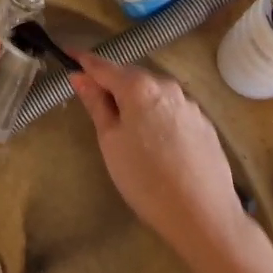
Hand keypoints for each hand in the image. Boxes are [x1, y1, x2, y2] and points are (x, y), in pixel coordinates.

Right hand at [68, 51, 248, 253]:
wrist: (204, 216)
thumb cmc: (145, 179)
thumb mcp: (110, 142)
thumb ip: (96, 104)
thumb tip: (80, 77)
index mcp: (138, 86)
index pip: (102, 65)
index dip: (82, 61)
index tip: (67, 55)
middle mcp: (166, 86)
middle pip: (130, 77)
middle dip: (112, 85)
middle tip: (96, 105)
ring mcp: (189, 104)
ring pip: (153, 94)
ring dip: (137, 101)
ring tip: (129, 131)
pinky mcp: (204, 124)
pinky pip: (172, 111)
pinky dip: (158, 116)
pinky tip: (158, 145)